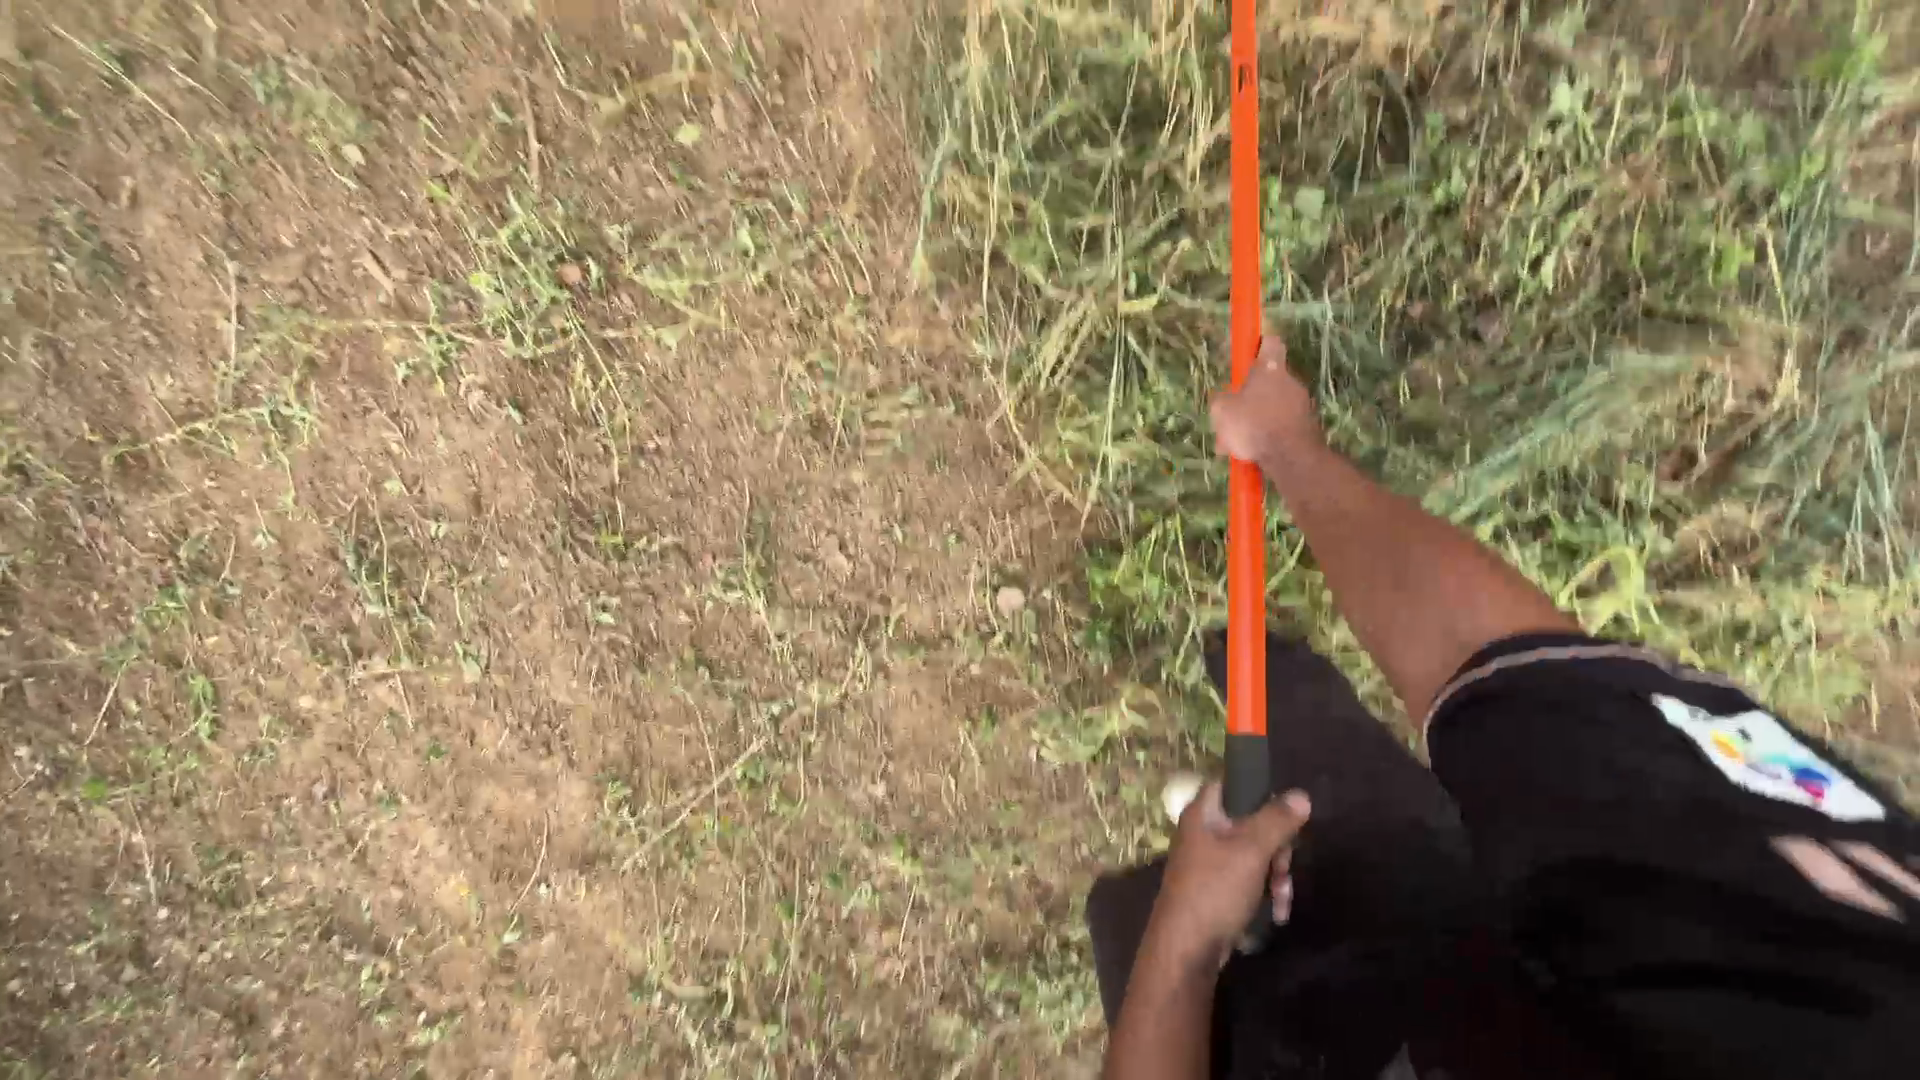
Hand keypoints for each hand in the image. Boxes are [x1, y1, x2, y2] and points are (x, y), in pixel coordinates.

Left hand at [1144, 782, 1310, 969]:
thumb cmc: (1214, 889)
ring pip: (1255, 855)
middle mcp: (1204, 832)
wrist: (1186, 948)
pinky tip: (1277, 914)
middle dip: (1277, 849)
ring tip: (1281, 900)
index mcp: (1203, 813)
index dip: (1259, 794)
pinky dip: (1265, 893)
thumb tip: (1300, 794)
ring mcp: (1209, 862)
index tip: (1284, 816)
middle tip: (1282, 868)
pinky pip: (1249, 880)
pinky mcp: (1217, 889)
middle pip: (1252, 823)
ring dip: (1275, 876)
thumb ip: (1276, 821)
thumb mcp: (1251, 851)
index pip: (1232, 784)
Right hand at [1209, 336, 1320, 467]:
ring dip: (1256, 421)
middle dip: (1250, 397)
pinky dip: (1267, 436)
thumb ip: (1222, 400)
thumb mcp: (1222, 410)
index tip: (1249, 354)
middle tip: (1232, 416)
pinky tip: (1253, 453)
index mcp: (1269, 370)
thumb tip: (1226, 400)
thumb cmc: (1253, 424)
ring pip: (1272, 408)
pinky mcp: (1307, 426)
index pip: (1270, 344)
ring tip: (1237, 444)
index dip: (1259, 345)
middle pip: (1268, 382)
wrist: (1290, 456)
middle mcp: (1290, 381)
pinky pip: (1281, 426)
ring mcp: (1302, 404)